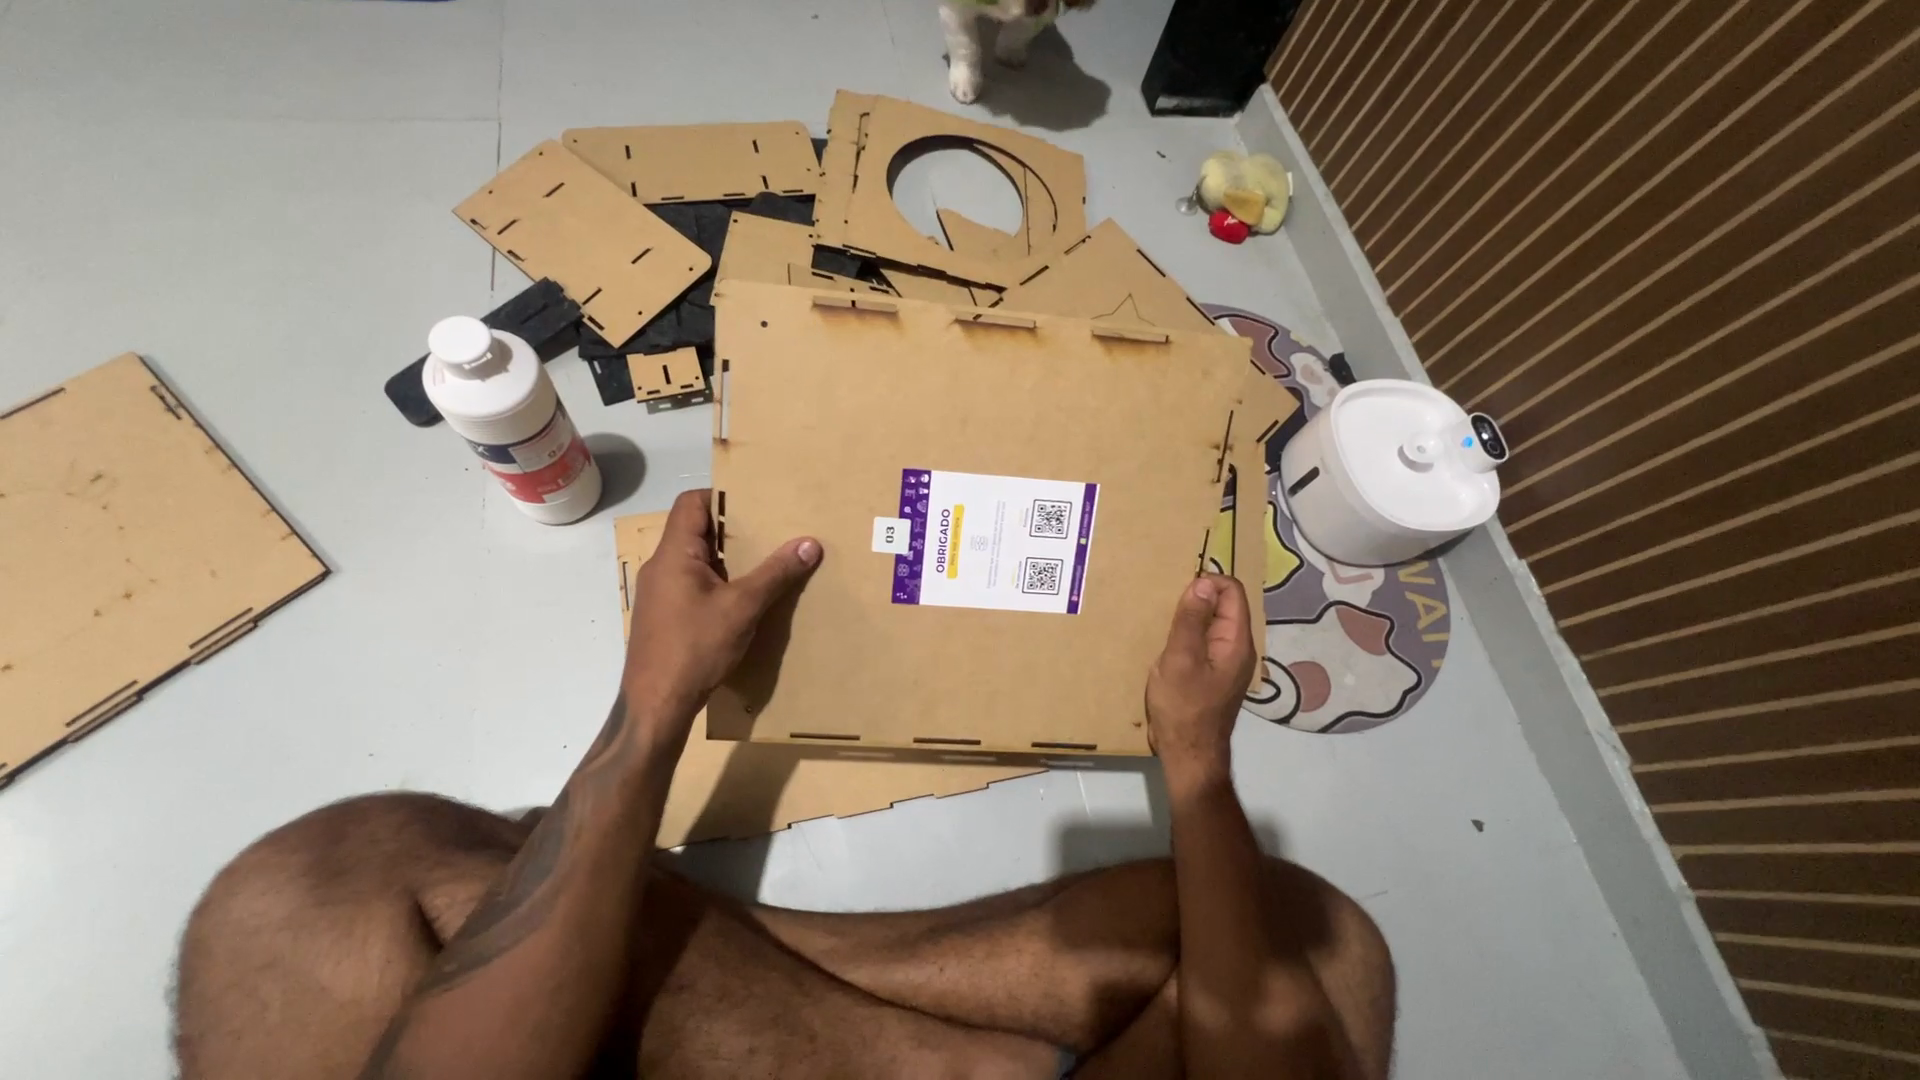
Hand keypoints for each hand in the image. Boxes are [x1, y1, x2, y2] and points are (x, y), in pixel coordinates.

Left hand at [623, 490, 820, 743]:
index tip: (757, 502)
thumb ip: (775, 573)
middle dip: (735, 529)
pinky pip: (695, 585)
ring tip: (767, 563)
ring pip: (697, 561)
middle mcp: (662, 567)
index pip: (691, 503)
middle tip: (772, 531)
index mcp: (675, 554)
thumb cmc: (694, 648)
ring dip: (729, 560)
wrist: (656, 704)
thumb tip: (810, 543)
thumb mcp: (742, 608)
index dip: (722, 496)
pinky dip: (720, 584)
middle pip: (696, 530)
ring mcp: (661, 593)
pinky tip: (746, 600)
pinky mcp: (666, 617)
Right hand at [1146, 574, 1255, 793]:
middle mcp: (1238, 649)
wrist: (1188, 754)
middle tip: (1166, 604)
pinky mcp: (1213, 676)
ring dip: (1191, 618)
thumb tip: (1202, 582)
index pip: (1232, 591)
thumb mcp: (1181, 659)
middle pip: (1224, 606)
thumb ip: (1191, 620)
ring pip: (1212, 625)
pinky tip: (1168, 645)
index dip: (1207, 582)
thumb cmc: (1183, 707)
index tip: (1177, 590)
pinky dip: (1188, 637)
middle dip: (1198, 598)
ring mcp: (1227, 664)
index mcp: (1236, 642)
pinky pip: (1204, 643)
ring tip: (1164, 622)